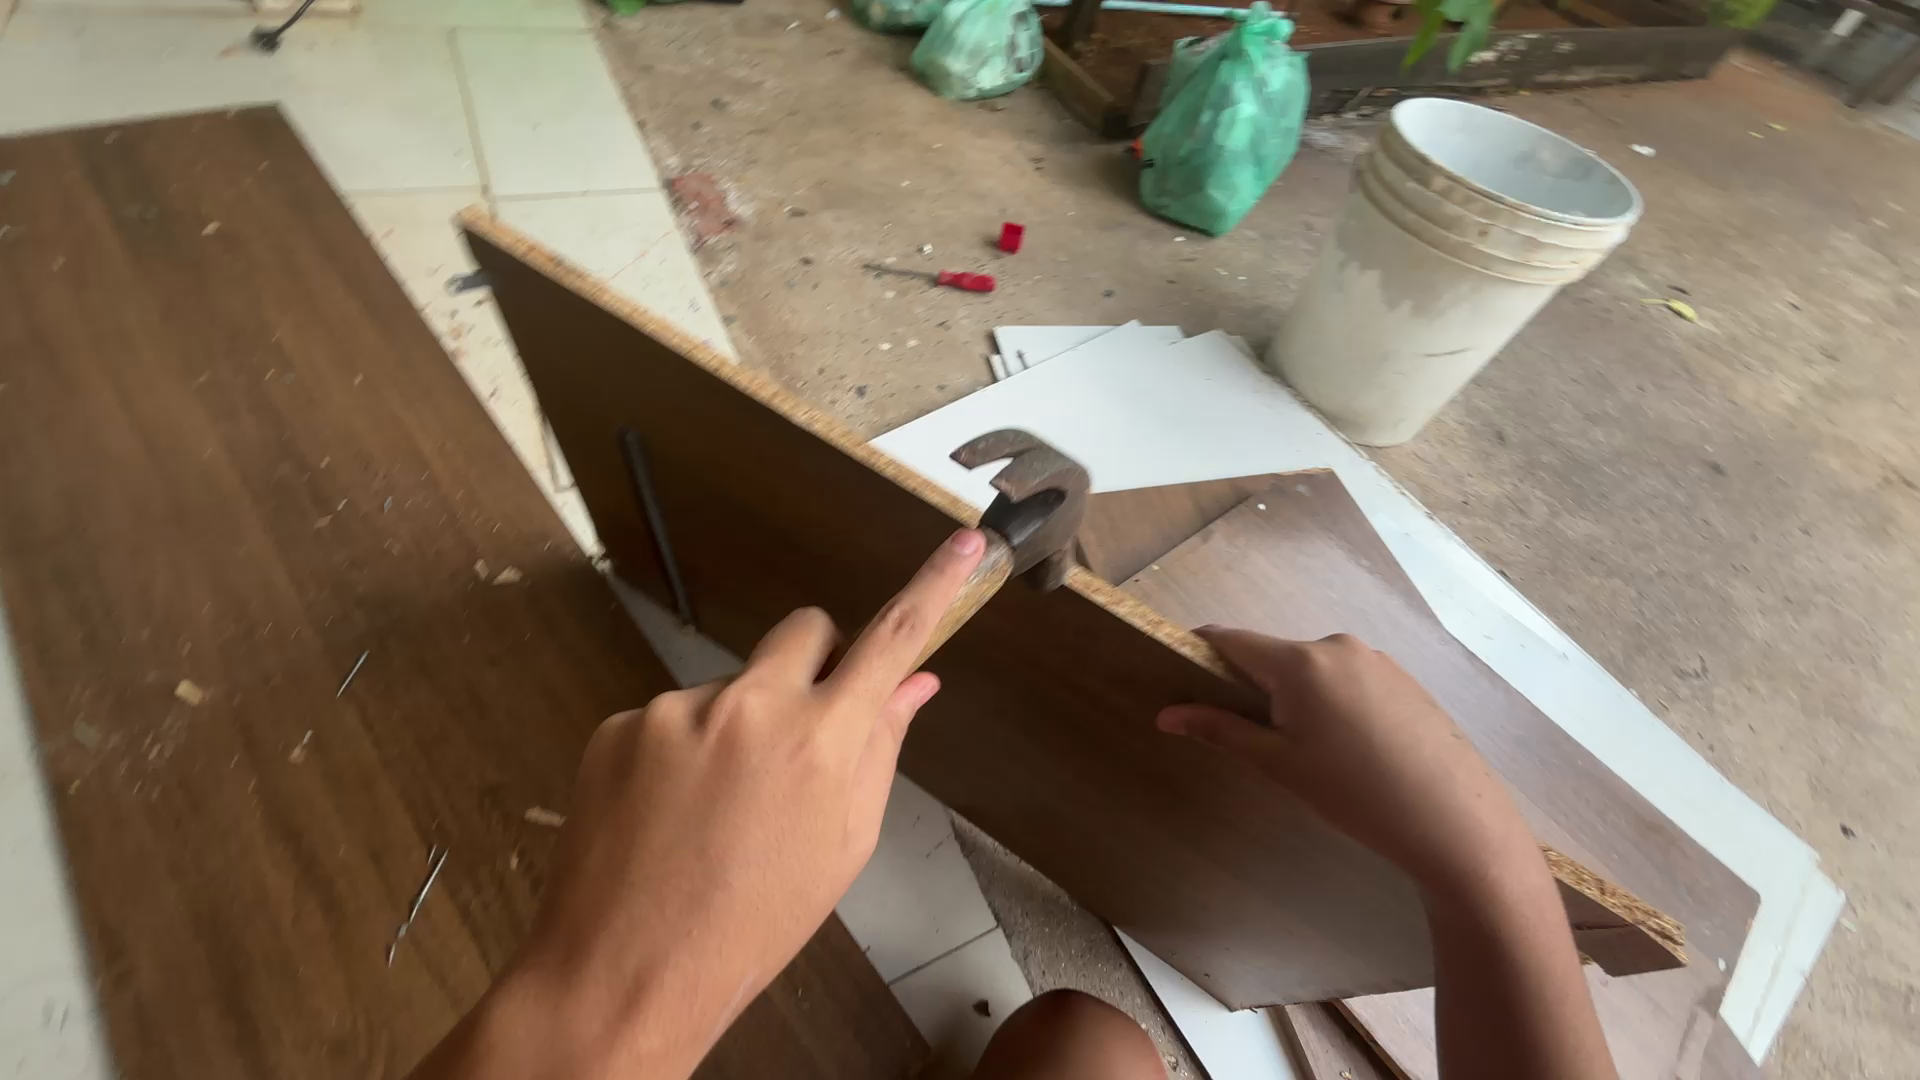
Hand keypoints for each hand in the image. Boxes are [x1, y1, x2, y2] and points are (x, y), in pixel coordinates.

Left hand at [412, 529, 987, 1079]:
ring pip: (736, 681)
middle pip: (807, 628)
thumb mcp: (845, 843)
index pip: (893, 639)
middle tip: (803, 727)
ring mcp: (679, 707)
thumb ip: (882, 747)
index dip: (935, 586)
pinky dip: (685, 746)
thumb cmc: (759, 920)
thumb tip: (915, 683)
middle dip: (816, 663)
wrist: (622, 976)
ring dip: (743, 718)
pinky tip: (670, 806)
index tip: (965, 544)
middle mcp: (753, 704)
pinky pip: (675, 712)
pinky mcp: (622, 721)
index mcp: (823, 738)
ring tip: (719, 799)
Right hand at [1161, 630, 1617, 1079]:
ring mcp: (1375, 659)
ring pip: (1311, 668)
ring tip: (1313, 751)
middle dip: (1254, 685)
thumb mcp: (1279, 764)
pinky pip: (1346, 677)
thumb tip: (1165, 715)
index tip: (1186, 678)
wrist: (1461, 825)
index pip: (1229, 638)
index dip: (1201, 652)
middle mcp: (1335, 646)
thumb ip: (1219, 729)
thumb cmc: (1355, 794)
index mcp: (1299, 661)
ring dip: (1295, 695)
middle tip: (1259, 738)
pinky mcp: (1403, 678)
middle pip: (1272, 654)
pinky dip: (1331, 700)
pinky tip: (1352, 748)